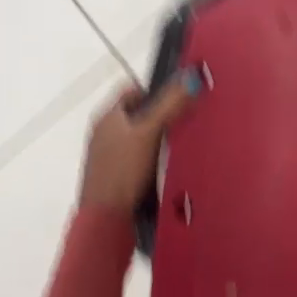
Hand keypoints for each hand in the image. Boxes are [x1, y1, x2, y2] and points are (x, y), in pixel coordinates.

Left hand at [79, 73, 198, 212]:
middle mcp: (104, 132)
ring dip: (157, 138)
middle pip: (138, 113)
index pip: (133, 89)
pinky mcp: (114, 176)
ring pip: (138, 136)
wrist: (106, 220)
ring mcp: (107, 156)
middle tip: (184, 120)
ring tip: (178, 144)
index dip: (156, 89)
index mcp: (107, 116)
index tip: (178, 98)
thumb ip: (170, 105)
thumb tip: (192, 77)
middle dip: (160, 115)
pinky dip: (151, 158)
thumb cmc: (123, 169)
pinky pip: (136, 157)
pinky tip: (165, 167)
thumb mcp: (149, 132)